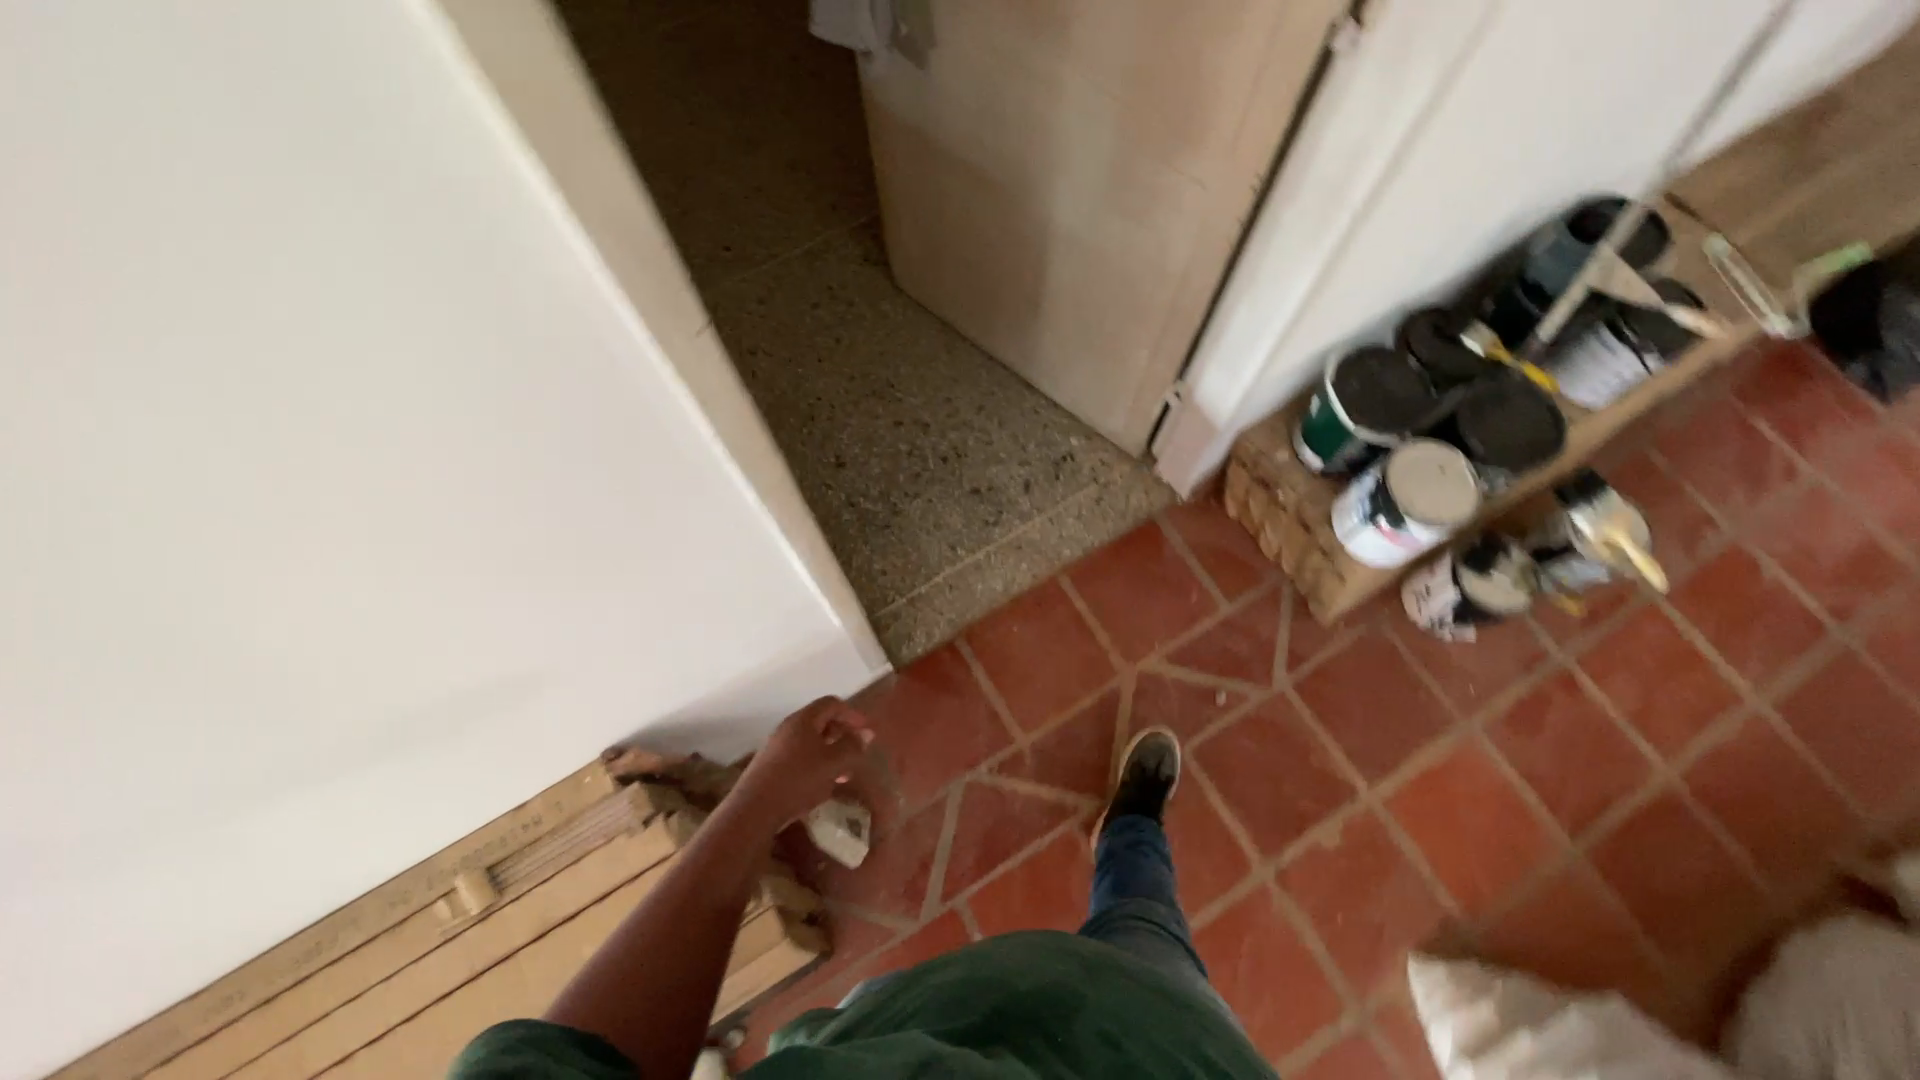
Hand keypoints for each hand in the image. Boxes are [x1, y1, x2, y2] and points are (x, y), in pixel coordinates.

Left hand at [729, 697, 873, 829]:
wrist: (755, 808)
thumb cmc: (799, 780)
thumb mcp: (833, 763)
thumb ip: (852, 746)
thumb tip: (865, 733)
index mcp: (804, 720)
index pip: (831, 704)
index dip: (852, 714)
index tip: (866, 732)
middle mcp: (788, 727)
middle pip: (820, 721)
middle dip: (842, 735)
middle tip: (856, 752)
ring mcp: (777, 746)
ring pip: (810, 742)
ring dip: (830, 753)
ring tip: (843, 774)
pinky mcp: (770, 765)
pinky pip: (799, 756)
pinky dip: (815, 764)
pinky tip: (820, 785)